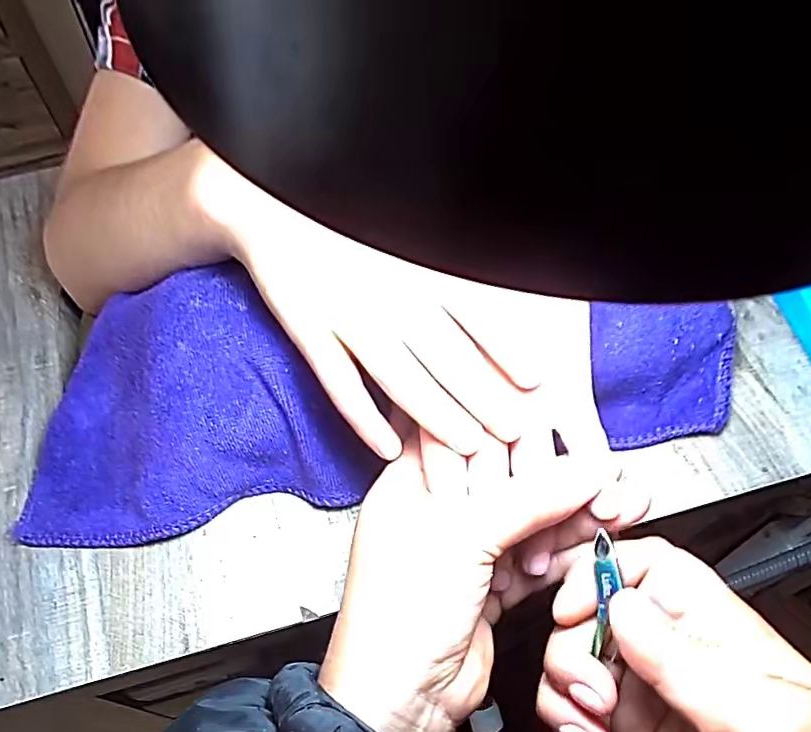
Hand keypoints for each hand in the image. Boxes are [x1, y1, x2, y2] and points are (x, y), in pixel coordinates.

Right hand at [195, 151, 587, 461]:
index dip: (509, 350)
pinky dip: (363, 423)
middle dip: (486, 397)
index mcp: (417, 263)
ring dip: (437, 418)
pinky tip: (387, 452)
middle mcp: (388, 294)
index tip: (540, 382)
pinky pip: (340, 387)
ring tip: (470, 446)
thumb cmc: (349, 215)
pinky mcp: (309, 334)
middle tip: (519, 431)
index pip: (476, 314)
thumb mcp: (404, 225)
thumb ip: (445, 256)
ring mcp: (346, 318)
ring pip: (400, 380)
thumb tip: (501, 278)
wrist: (270, 201)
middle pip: (447, 358)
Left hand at [318, 422, 606, 731]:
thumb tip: (583, 470)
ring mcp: (463, 551)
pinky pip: (534, 556)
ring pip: (527, 517)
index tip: (552, 415)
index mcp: (407, 487)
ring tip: (618, 506)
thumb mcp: (459, 541)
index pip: (458, 431)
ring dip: (573, 513)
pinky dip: (565, 551)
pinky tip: (596, 540)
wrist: (398, 700)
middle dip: (557, 474)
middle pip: (505, 476)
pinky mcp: (487, 586)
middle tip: (603, 472)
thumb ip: (526, 499)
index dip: (506, 422)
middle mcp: (434, 514)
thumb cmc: (396, 619)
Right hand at [537, 538, 810, 731]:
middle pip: (588, 618)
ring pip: (568, 668)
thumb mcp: (761, 726)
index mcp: (712, 629)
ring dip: (561, 704)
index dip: (597, 574)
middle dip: (570, 658)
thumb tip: (622, 606)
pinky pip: (568, 718)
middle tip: (596, 702)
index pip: (647, 564)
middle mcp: (669, 652)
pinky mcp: (623, 729)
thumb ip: (687, 664)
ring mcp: (642, 690)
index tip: (573, 614)